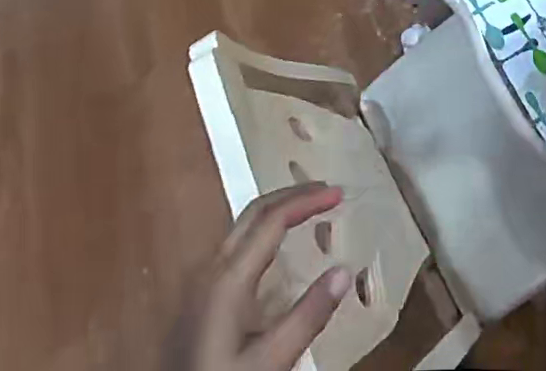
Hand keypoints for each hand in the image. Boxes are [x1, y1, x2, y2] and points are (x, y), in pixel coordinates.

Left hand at [187, 183, 350, 370]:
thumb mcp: (270, 363)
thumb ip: (308, 317)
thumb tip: (345, 270)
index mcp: (229, 279)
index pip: (273, 219)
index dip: (308, 200)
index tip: (340, 193)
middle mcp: (211, 271)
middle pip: (254, 212)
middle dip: (294, 194)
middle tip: (329, 192)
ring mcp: (201, 284)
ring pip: (244, 225)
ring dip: (280, 208)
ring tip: (311, 209)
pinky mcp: (200, 299)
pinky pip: (238, 243)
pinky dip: (267, 228)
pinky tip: (280, 246)